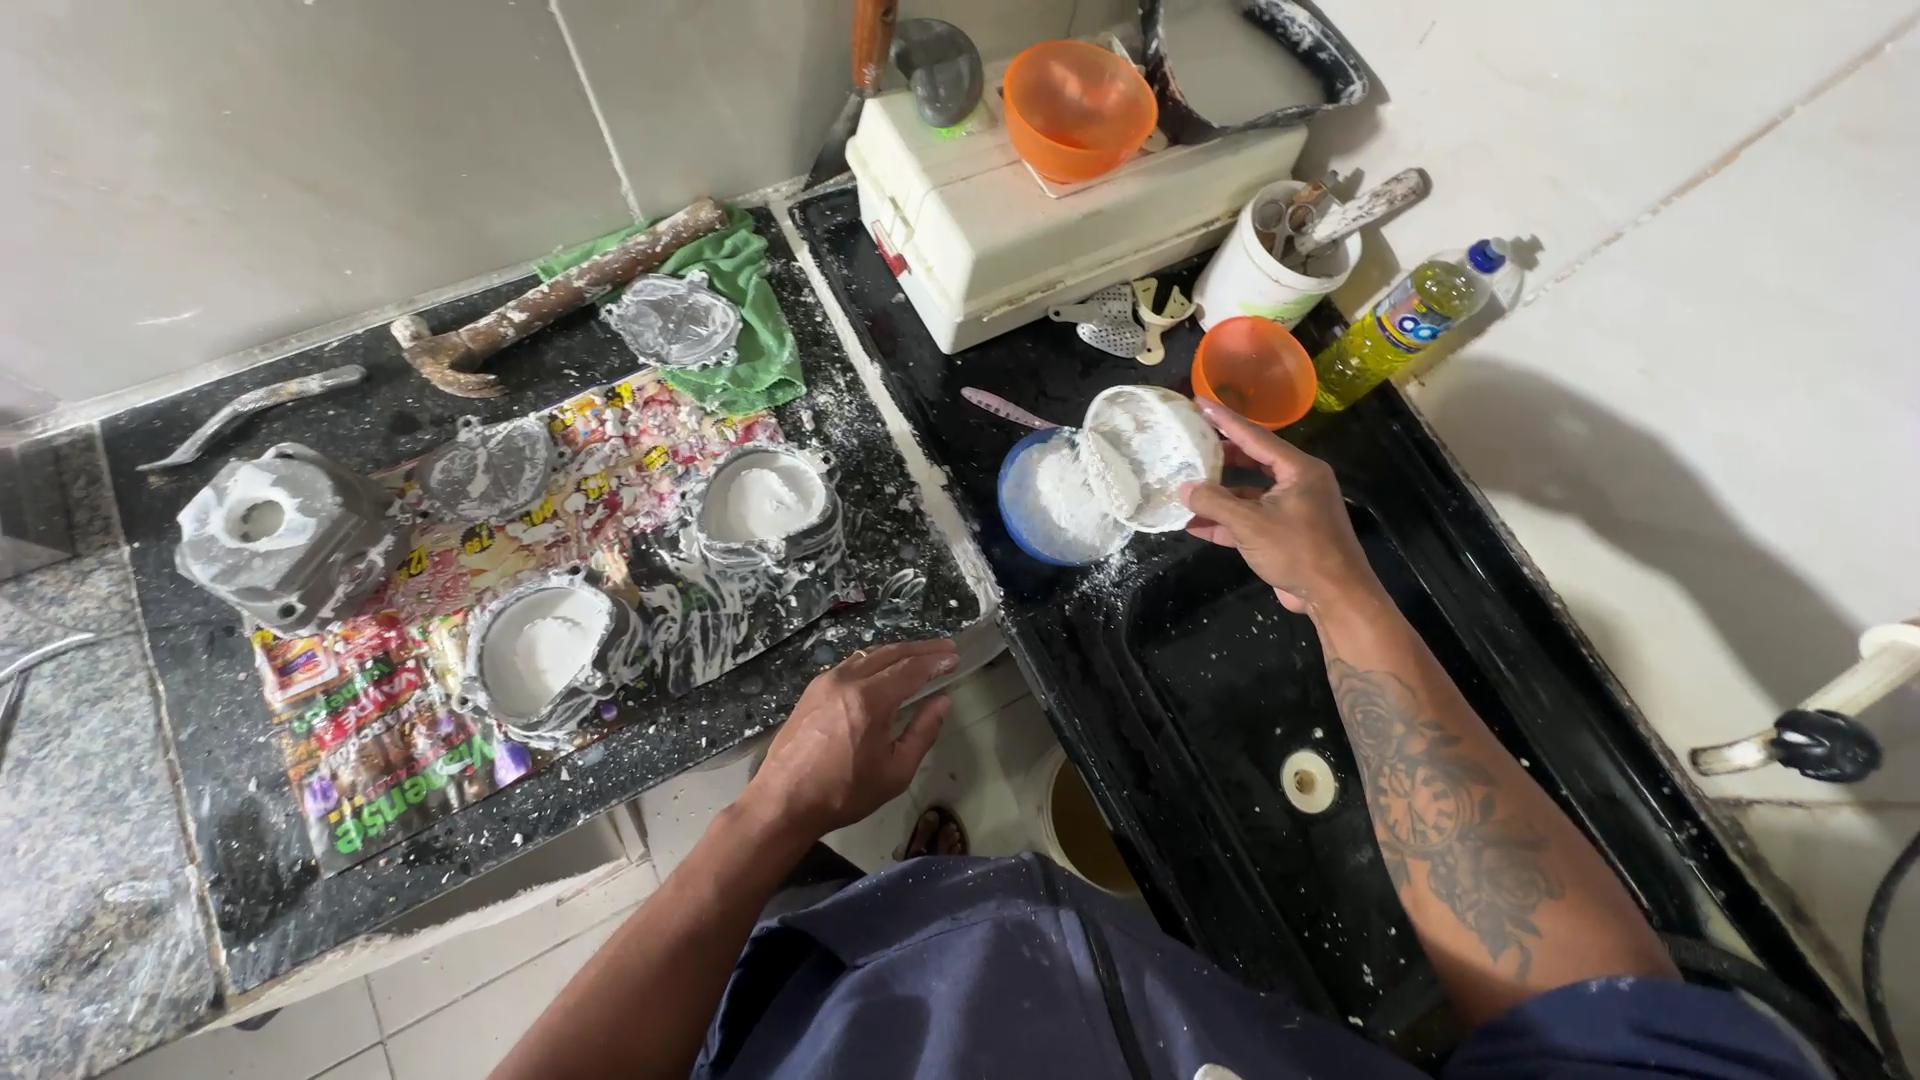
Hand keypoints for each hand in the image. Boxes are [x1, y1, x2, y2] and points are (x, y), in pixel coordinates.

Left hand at [741, 638, 957, 838]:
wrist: (784, 800)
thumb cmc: (844, 793)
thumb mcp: (895, 771)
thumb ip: (923, 732)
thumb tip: (943, 701)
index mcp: (870, 700)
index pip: (912, 669)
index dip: (936, 661)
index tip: (955, 657)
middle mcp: (848, 680)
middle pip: (892, 653)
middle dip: (922, 649)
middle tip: (945, 648)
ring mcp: (827, 681)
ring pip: (869, 654)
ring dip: (898, 651)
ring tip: (920, 654)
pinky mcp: (813, 688)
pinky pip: (852, 663)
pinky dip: (875, 659)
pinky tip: (884, 668)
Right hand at [1179, 398, 1378, 614]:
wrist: (1335, 595)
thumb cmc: (1298, 551)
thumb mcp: (1250, 524)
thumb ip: (1214, 503)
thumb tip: (1184, 488)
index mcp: (1298, 469)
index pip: (1255, 436)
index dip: (1225, 419)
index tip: (1200, 403)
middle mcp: (1298, 482)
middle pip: (1253, 460)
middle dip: (1221, 455)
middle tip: (1191, 442)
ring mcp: (1293, 508)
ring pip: (1249, 492)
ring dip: (1219, 494)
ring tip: (1187, 485)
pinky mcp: (1286, 532)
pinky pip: (1251, 518)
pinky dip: (1226, 521)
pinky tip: (1196, 525)